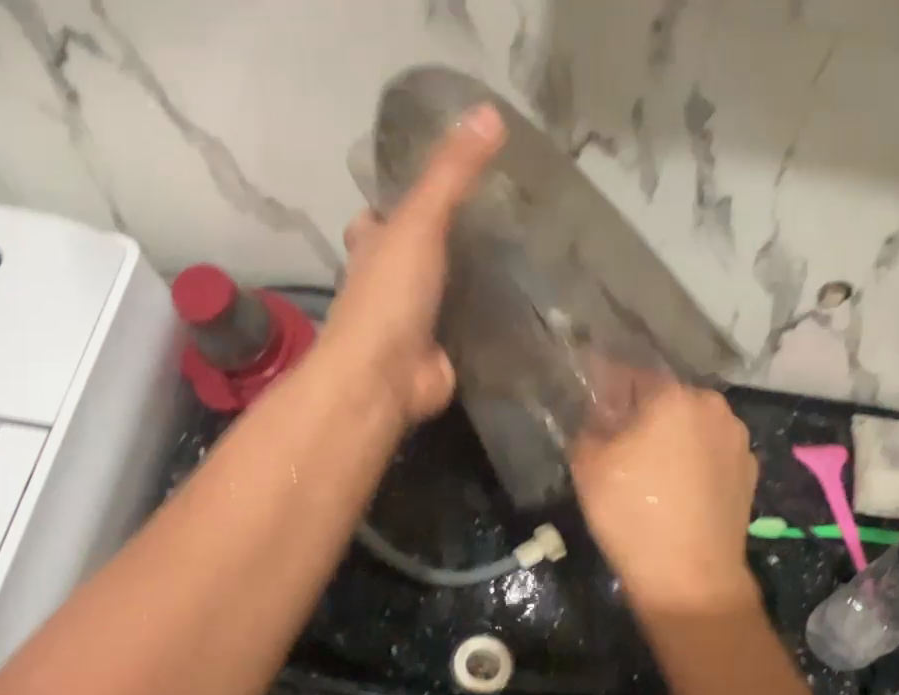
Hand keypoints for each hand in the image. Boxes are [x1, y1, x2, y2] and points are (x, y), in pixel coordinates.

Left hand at [317, 104, 504, 422]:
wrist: (383, 379)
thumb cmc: (388, 296)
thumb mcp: (419, 220)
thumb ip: (452, 173)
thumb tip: (489, 112)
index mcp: (372, 248)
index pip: (380, 215)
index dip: (400, 200)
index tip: (444, 185)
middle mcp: (388, 284)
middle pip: (416, 254)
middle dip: (447, 242)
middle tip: (502, 218)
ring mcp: (415, 323)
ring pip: (446, 293)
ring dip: (474, 282)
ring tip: (526, 255)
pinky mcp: (442, 354)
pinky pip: (470, 331)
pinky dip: (492, 322)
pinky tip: (527, 309)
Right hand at [570, 383, 759, 613]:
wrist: (689, 576)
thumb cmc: (633, 514)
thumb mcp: (588, 466)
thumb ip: (588, 427)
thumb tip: (599, 417)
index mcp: (673, 396)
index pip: (631, 373)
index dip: (605, 385)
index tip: (589, 400)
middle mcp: (713, 408)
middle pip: (666, 398)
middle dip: (641, 412)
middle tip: (615, 439)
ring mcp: (737, 441)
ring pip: (692, 426)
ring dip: (669, 436)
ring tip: (646, 467)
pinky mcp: (748, 473)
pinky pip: (710, 454)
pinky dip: (692, 461)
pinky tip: (675, 489)